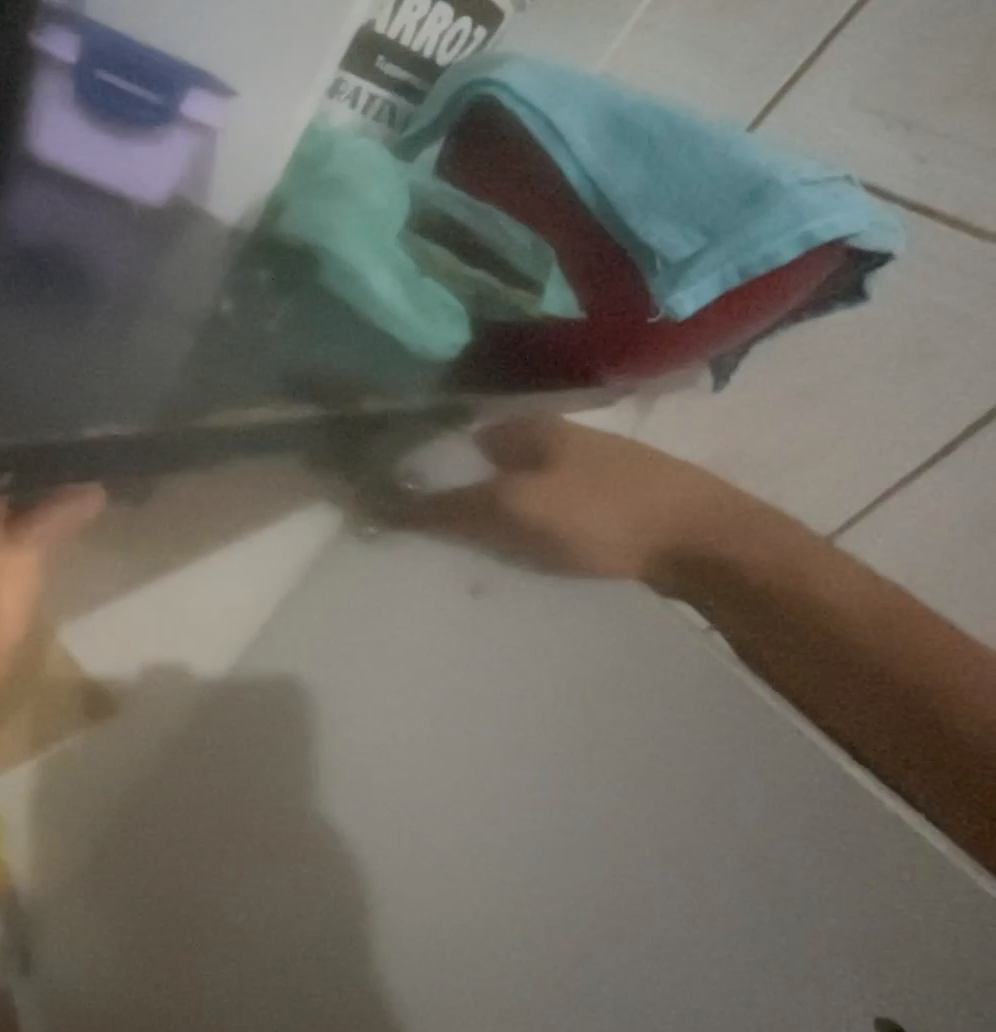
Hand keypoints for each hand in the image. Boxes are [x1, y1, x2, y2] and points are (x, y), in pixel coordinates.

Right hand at [395, 416, 746, 584]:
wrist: (709, 544)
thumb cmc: (600, 514)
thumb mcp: (509, 509)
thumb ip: (440, 507)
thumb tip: (373, 501)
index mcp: (523, 425)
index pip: (446, 439)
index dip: (414, 467)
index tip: (386, 500)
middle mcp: (550, 436)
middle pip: (476, 466)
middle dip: (446, 495)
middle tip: (417, 533)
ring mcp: (581, 466)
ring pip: (507, 489)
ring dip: (481, 515)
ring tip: (458, 549)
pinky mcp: (603, 499)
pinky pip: (538, 510)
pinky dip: (516, 528)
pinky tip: (511, 553)